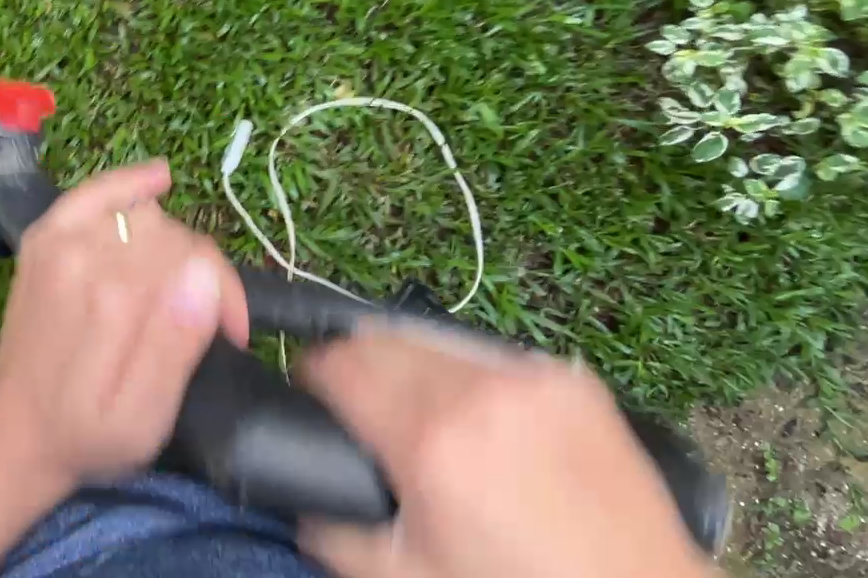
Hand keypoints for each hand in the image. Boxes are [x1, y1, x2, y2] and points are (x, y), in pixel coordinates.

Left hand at [0, 160, 249, 491]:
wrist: (17, 428)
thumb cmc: (89, 433)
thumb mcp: (146, 416)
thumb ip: (175, 345)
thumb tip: (204, 276)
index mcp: (113, 300)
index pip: (197, 259)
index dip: (224, 291)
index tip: (230, 333)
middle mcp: (82, 257)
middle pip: (171, 234)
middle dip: (200, 268)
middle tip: (205, 319)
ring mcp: (58, 241)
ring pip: (143, 214)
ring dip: (171, 242)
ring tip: (174, 286)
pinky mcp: (44, 237)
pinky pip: (94, 192)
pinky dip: (128, 182)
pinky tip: (159, 178)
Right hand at [295, 325, 718, 577]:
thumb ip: (336, 534)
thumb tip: (299, 498)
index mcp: (431, 437)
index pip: (338, 363)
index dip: (310, 371)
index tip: (308, 389)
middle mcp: (476, 390)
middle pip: (374, 338)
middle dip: (351, 362)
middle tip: (352, 398)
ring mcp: (528, 376)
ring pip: (425, 334)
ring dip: (401, 359)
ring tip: (407, 398)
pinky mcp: (568, 377)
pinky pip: (482, 350)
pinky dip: (458, 368)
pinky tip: (466, 404)